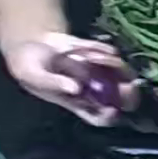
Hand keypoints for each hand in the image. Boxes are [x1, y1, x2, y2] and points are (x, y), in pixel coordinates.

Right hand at [7, 34, 140, 126]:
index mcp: (77, 103)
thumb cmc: (27, 65)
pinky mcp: (105, 55)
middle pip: (125, 100)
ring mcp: (104, 73)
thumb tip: (75, 89)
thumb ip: (51, 83)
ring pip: (124, 74)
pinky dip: (98, 48)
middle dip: (130, 94)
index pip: (99, 118)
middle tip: (127, 85)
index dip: (109, 117)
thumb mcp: (31, 74)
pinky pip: (112, 52)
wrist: (31, 41)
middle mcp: (96, 91)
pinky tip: (77, 46)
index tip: (112, 110)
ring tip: (83, 55)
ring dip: (110, 64)